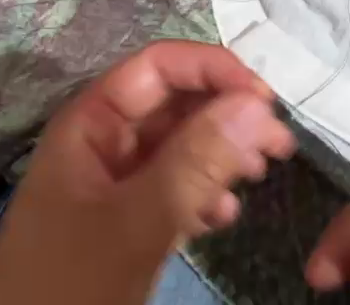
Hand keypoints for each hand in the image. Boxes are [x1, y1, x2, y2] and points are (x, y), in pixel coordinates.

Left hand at [0, 41, 298, 304]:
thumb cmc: (70, 282)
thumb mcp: (135, 221)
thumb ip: (194, 164)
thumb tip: (257, 105)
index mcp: (90, 121)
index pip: (156, 68)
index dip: (210, 69)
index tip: (266, 97)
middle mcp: (102, 141)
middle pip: (171, 104)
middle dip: (225, 114)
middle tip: (280, 145)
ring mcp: (113, 184)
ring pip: (177, 147)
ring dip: (221, 153)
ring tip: (260, 175)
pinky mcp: (125, 223)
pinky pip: (173, 190)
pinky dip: (205, 194)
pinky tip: (224, 217)